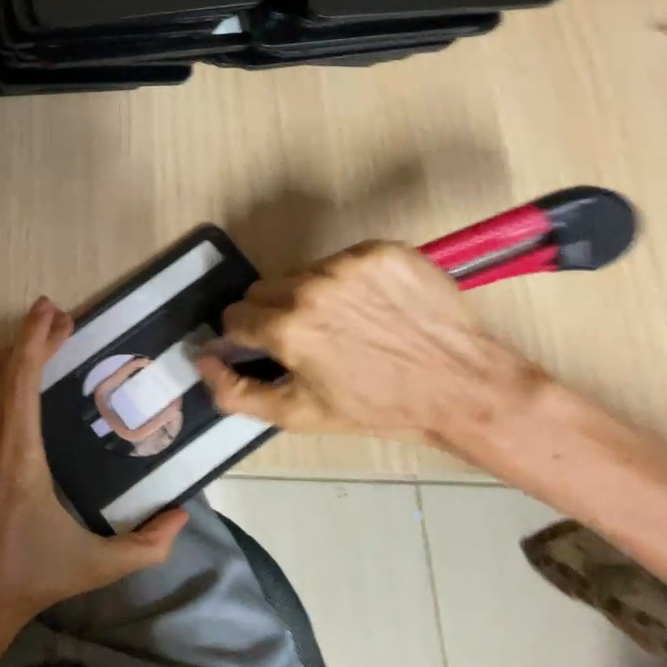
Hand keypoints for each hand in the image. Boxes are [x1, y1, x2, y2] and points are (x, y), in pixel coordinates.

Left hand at [0, 297, 186, 636]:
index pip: (21, 379)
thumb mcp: (98, 564)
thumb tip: (184, 514)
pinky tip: (6, 388)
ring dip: (2, 357)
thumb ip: (148, 543)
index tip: (53, 312)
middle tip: (56, 320)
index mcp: (16, 456)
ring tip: (32, 350)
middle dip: (26, 338)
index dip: (35, 339)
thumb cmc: (33, 574)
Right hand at [195, 241, 550, 451]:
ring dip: (309, 295)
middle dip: (274, 314)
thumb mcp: (299, 415)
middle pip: (261, 291)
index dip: (249, 339)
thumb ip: (235, 392)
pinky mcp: (380, 250)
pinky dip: (348, 281)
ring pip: (299, 273)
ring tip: (347, 324)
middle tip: (310, 341)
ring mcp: (347, 265)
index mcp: (285, 328)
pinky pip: (340, 259)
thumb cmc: (378, 408)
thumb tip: (201, 360)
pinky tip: (373, 307)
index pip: (234, 317)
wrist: (466, 388)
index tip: (274, 352)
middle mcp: (309, 288)